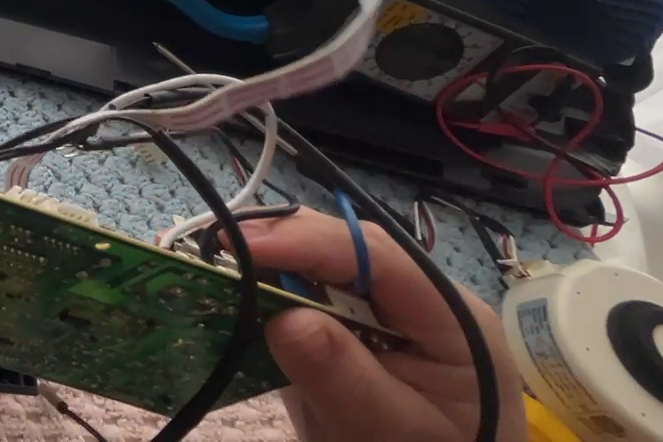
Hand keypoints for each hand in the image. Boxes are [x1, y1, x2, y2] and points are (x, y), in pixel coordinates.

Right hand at [241, 209, 525, 441]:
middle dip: (275, 239)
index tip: (239, 245)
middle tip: (215, 247)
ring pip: (311, 257)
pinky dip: (261, 281)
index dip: (302, 240)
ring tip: (217, 261)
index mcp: (447, 314)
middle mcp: (410, 293)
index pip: (371, 252)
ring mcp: (375, 304)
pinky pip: (298, 284)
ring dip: (262, 258)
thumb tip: (285, 319)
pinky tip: (233, 285)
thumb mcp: (392, 432)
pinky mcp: (342, 318)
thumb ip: (346, 379)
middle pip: (336, 243)